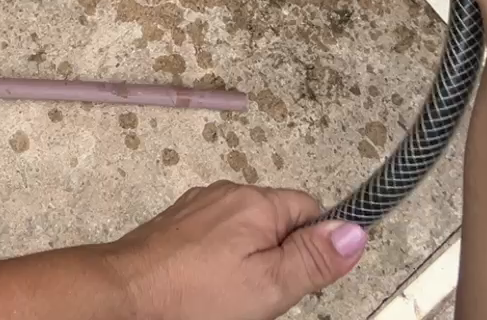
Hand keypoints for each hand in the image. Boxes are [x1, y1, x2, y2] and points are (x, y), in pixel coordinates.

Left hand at [102, 181, 366, 319]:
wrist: (130, 292)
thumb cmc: (198, 293)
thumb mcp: (271, 284)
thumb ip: (314, 258)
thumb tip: (355, 230)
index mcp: (253, 201)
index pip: (309, 207)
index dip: (318, 243)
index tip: (306, 276)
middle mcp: (225, 192)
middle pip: (277, 218)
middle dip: (283, 255)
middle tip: (267, 292)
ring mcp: (199, 205)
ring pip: (247, 230)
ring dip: (254, 259)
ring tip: (237, 294)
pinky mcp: (179, 222)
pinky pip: (219, 235)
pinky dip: (225, 258)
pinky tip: (213, 286)